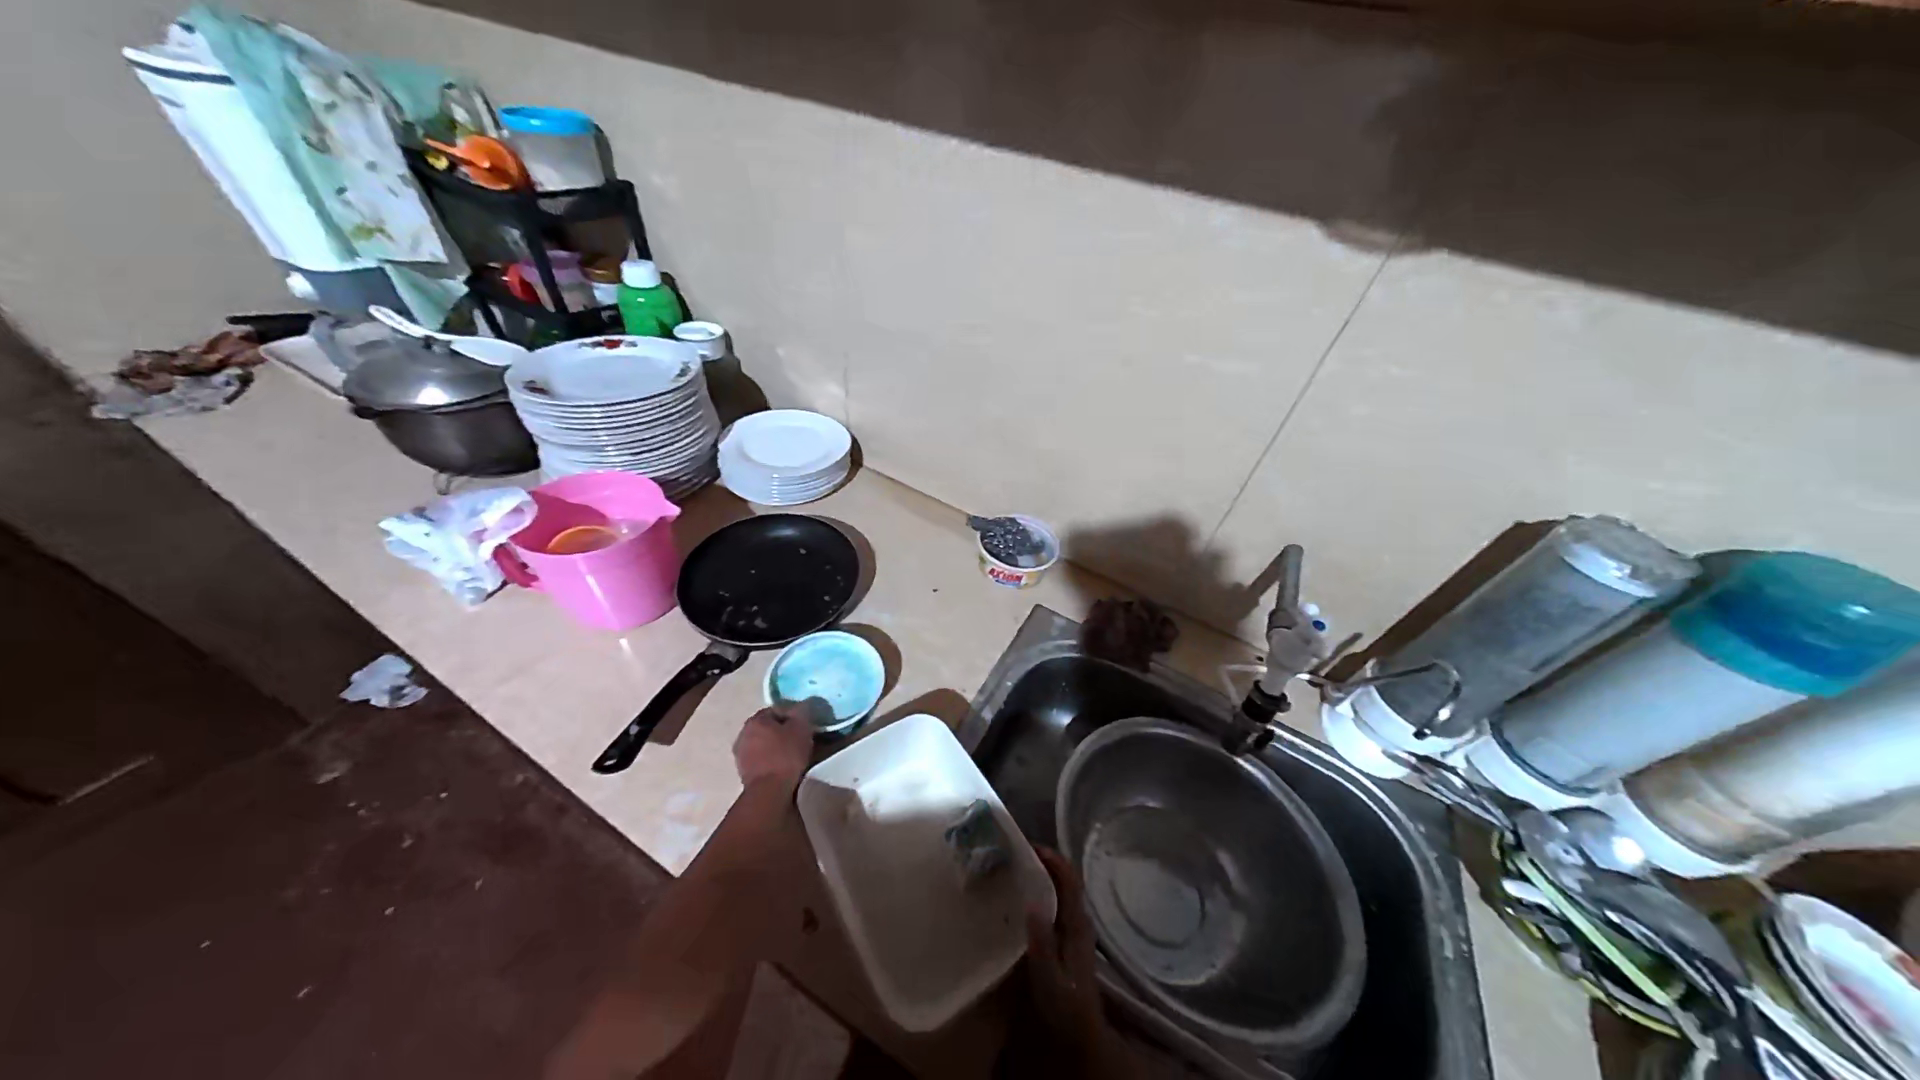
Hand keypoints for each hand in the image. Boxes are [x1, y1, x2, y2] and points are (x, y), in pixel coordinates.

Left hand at [732, 704, 813, 790]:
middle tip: (803, 739)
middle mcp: (743, 735)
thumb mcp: (801, 728)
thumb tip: (802, 705)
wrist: (770, 791)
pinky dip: (774, 762)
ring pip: (765, 745)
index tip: (807, 725)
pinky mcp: (744, 774)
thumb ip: (802, 712)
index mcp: (755, 720)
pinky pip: (763, 761)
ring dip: (778, 748)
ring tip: (796, 755)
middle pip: (769, 728)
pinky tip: (786, 768)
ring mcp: (741, 756)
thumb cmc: (786, 755)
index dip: (794, 715)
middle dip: (785, 732)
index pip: (777, 710)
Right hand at [1026, 846, 1101, 1047]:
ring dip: (1041, 874)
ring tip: (1011, 867)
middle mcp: (1079, 920)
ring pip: (1060, 890)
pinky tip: (1019, 895)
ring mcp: (1074, 928)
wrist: (1082, 1035)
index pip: (1070, 881)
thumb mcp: (1050, 981)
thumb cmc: (1065, 1009)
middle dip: (1043, 861)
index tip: (1028, 846)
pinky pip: (1055, 903)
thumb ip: (1043, 944)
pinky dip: (1039, 891)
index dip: (1054, 860)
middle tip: (1012, 853)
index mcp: (1077, 926)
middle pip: (1065, 880)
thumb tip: (1032, 903)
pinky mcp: (1066, 937)